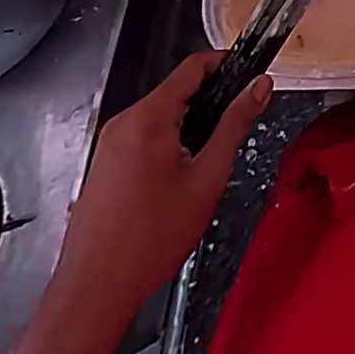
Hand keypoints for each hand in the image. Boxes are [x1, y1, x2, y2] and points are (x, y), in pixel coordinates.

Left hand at [15, 52, 270, 353]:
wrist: (94, 291)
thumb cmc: (150, 239)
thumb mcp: (208, 176)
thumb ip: (236, 124)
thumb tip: (259, 87)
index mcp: (148, 118)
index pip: (192, 67)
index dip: (225, 63)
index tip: (248, 71)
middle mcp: (123, 123)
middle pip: (177, 90)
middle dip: (210, 100)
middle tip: (235, 124)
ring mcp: (109, 142)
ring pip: (161, 114)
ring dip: (189, 123)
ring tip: (207, 158)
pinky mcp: (105, 162)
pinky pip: (144, 134)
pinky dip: (169, 141)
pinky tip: (179, 175)